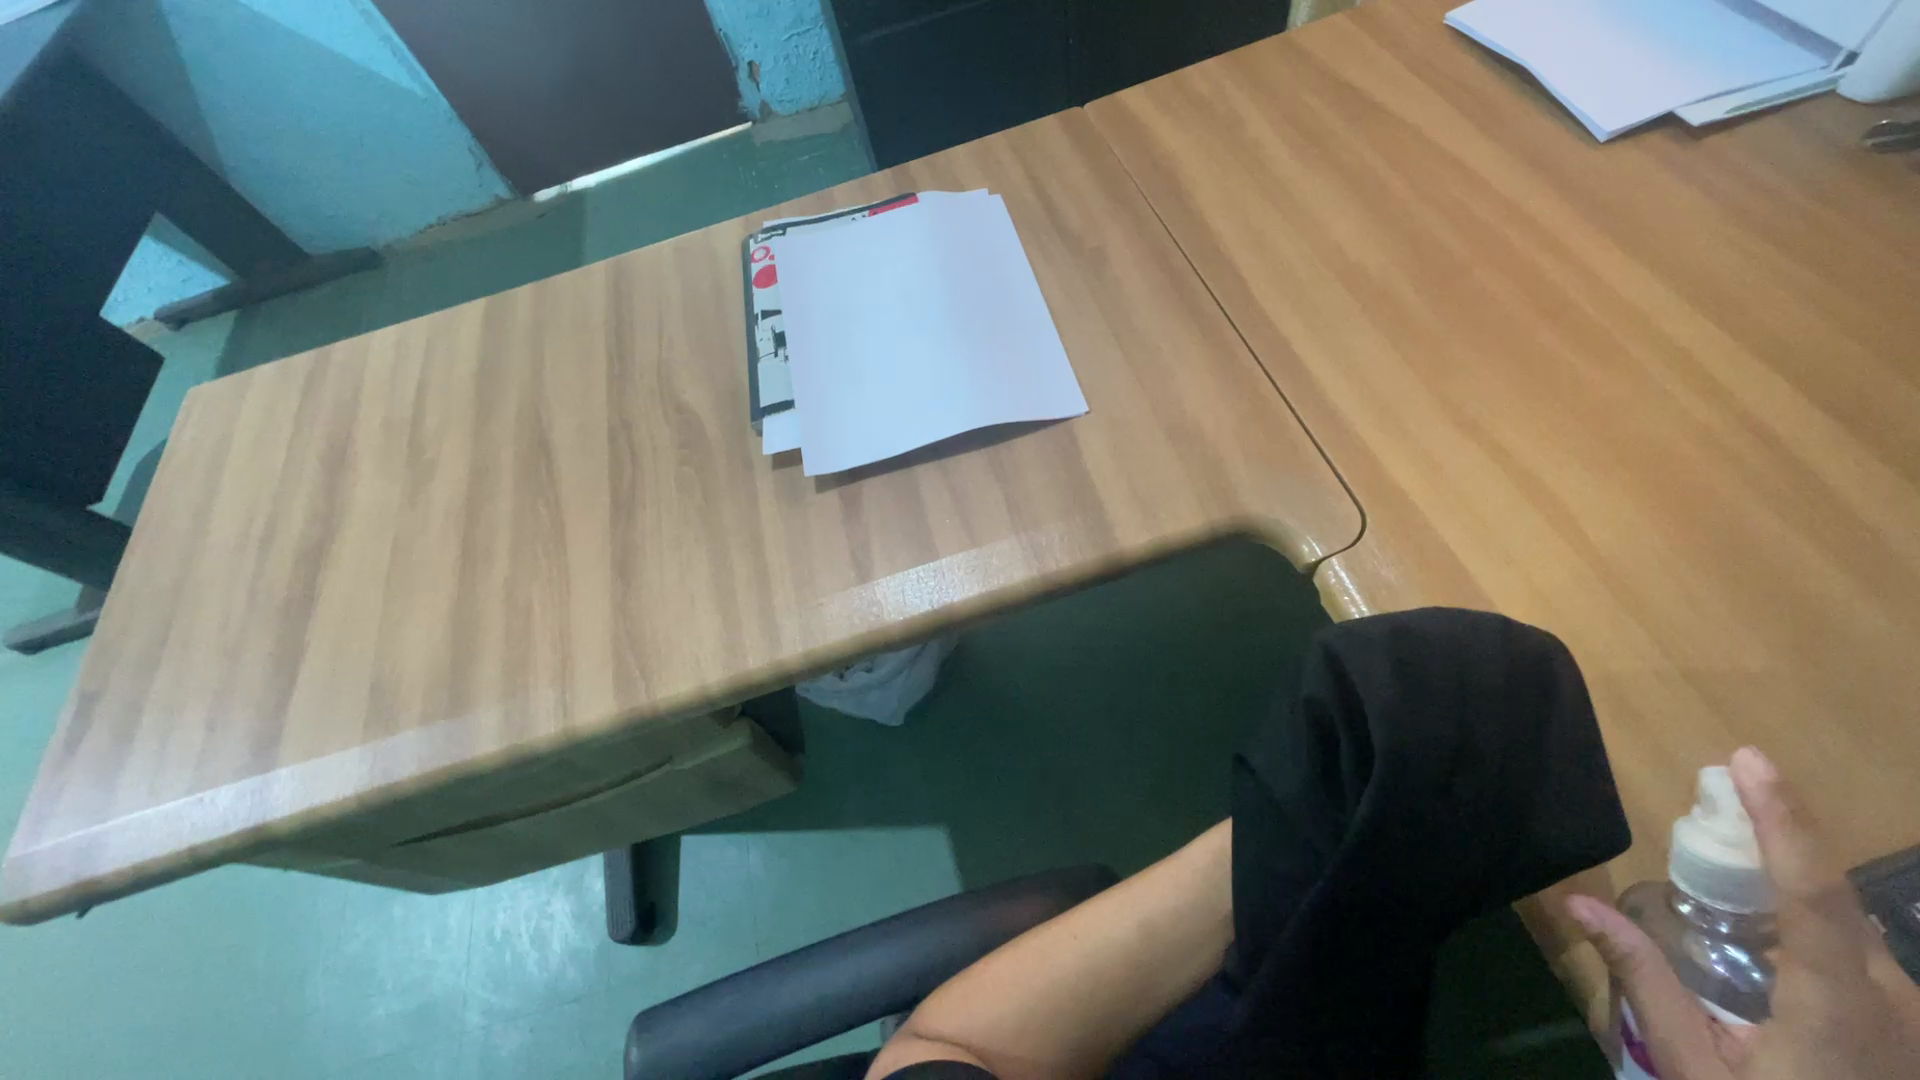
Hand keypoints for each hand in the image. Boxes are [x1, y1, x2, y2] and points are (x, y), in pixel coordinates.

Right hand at [1566, 747, 1919, 1079]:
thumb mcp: (1695, 1067)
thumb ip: (1645, 981)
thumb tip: (1578, 904)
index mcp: (1839, 1007)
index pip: (1814, 893)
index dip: (1783, 821)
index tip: (1749, 761)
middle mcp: (1895, 1000)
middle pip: (1834, 896)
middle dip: (1780, 833)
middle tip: (1730, 783)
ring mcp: (1915, 1015)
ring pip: (1850, 923)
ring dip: (1792, 875)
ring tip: (1741, 839)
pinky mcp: (1913, 1025)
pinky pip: (1859, 949)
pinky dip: (1812, 914)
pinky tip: (1771, 920)